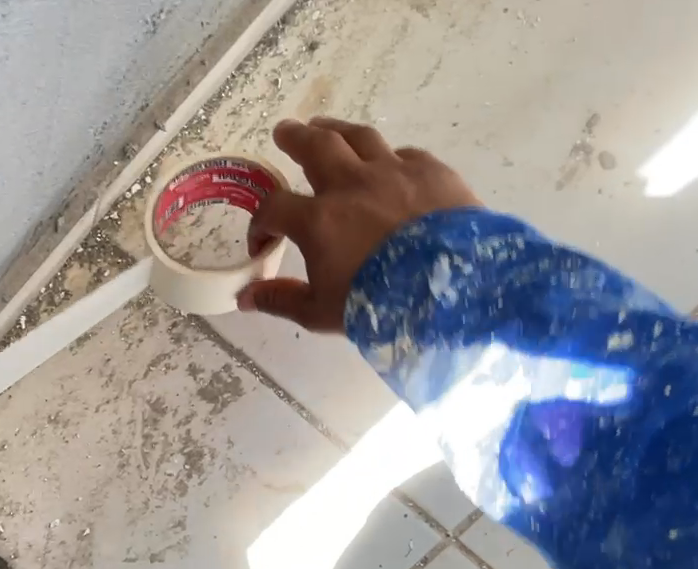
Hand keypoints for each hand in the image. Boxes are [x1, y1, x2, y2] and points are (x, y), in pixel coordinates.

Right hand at [236, 118, 480, 331]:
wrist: (451, 286)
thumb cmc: (377, 302)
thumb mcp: (318, 312)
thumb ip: (280, 300)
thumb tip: (246, 297)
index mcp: (318, 220)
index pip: (273, 208)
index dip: (260, 224)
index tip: (262, 242)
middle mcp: (352, 185)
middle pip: (316, 147)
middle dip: (295, 138)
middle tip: (284, 130)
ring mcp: (394, 172)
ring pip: (359, 138)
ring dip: (337, 130)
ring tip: (325, 127)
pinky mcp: (432, 171)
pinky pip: (402, 155)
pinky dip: (386, 157)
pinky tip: (384, 164)